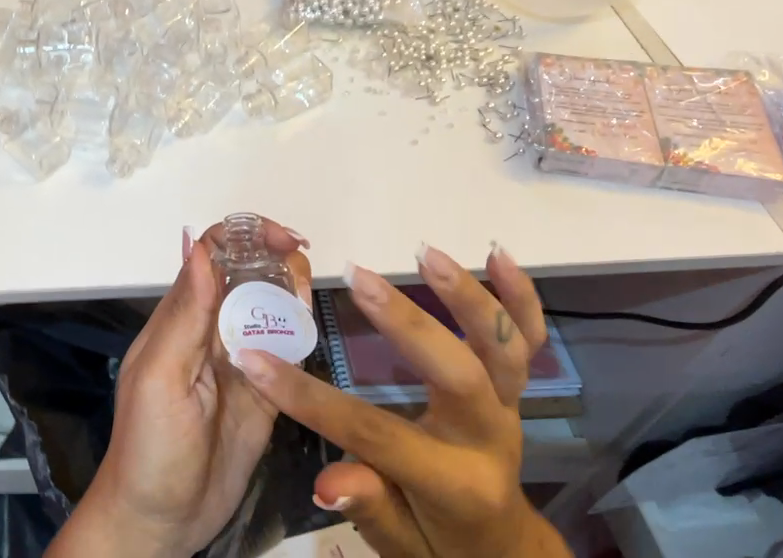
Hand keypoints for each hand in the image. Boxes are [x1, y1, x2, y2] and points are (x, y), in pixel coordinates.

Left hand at [46, 218, 310, 557]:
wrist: (161, 518)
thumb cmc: (150, 443)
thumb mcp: (161, 376)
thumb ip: (185, 313)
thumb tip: (200, 245)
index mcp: (182, 317)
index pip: (213, 255)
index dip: (245, 236)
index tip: (281, 238)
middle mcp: (213, 329)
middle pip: (247, 274)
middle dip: (275, 256)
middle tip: (303, 264)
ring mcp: (242, 361)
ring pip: (270, 308)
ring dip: (291, 290)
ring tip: (310, 291)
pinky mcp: (267, 394)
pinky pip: (288, 352)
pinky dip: (302, 332)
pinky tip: (314, 324)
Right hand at [236, 246, 570, 557]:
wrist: (504, 550)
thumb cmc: (439, 543)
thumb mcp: (400, 545)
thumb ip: (370, 507)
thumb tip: (326, 482)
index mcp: (452, 482)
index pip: (371, 432)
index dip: (307, 397)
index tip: (254, 358)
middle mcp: (488, 438)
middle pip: (455, 373)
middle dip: (405, 322)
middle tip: (357, 275)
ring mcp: (508, 408)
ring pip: (502, 348)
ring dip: (468, 296)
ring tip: (427, 253)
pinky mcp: (516, 389)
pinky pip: (528, 341)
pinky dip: (520, 297)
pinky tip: (499, 255)